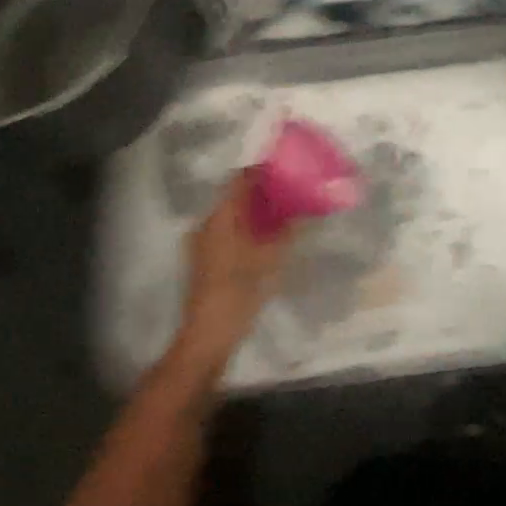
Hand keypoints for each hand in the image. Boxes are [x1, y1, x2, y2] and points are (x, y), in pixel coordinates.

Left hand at [179, 171, 292, 363]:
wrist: (208, 335)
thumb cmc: (239, 291)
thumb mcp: (271, 259)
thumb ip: (288, 230)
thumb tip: (303, 211)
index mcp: (220, 216)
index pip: (240, 179)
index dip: (262, 171)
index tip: (287, 170)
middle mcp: (207, 223)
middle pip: (235, 197)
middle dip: (262, 193)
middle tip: (292, 194)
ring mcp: (202, 243)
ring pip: (231, 216)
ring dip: (255, 212)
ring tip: (285, 216)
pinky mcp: (204, 261)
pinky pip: (228, 233)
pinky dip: (247, 229)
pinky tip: (267, 241)